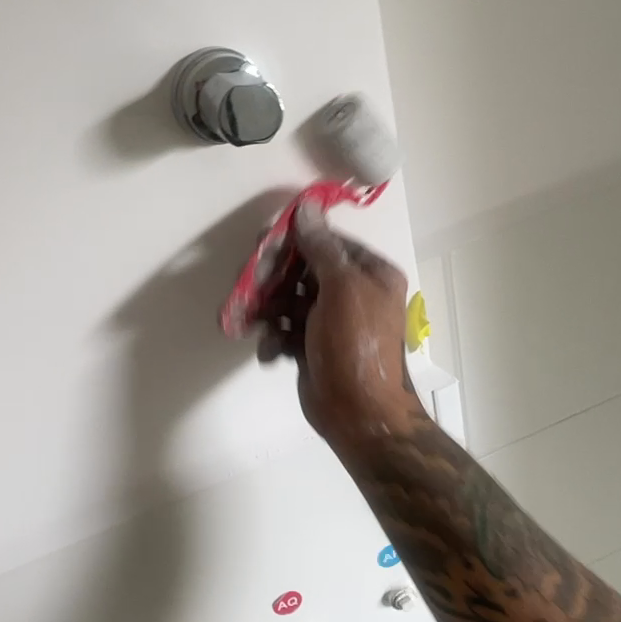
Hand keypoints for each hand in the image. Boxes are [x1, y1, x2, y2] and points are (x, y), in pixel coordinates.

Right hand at [256, 201, 425, 447]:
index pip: (328, 244)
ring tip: (252, 323)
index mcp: (371, 275)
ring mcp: (332, 323)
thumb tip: (307, 208)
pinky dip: (274, 338)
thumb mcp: (341, 288)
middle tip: (249, 285)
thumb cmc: (355, 345)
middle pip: (303, 272)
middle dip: (273, 280)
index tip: (263, 245)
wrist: (358, 413)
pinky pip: (287, 331)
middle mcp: (354, 294)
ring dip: (268, 311)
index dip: (295, 242)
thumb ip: (320, 248)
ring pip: (290, 302)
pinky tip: (269, 351)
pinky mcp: (313, 348)